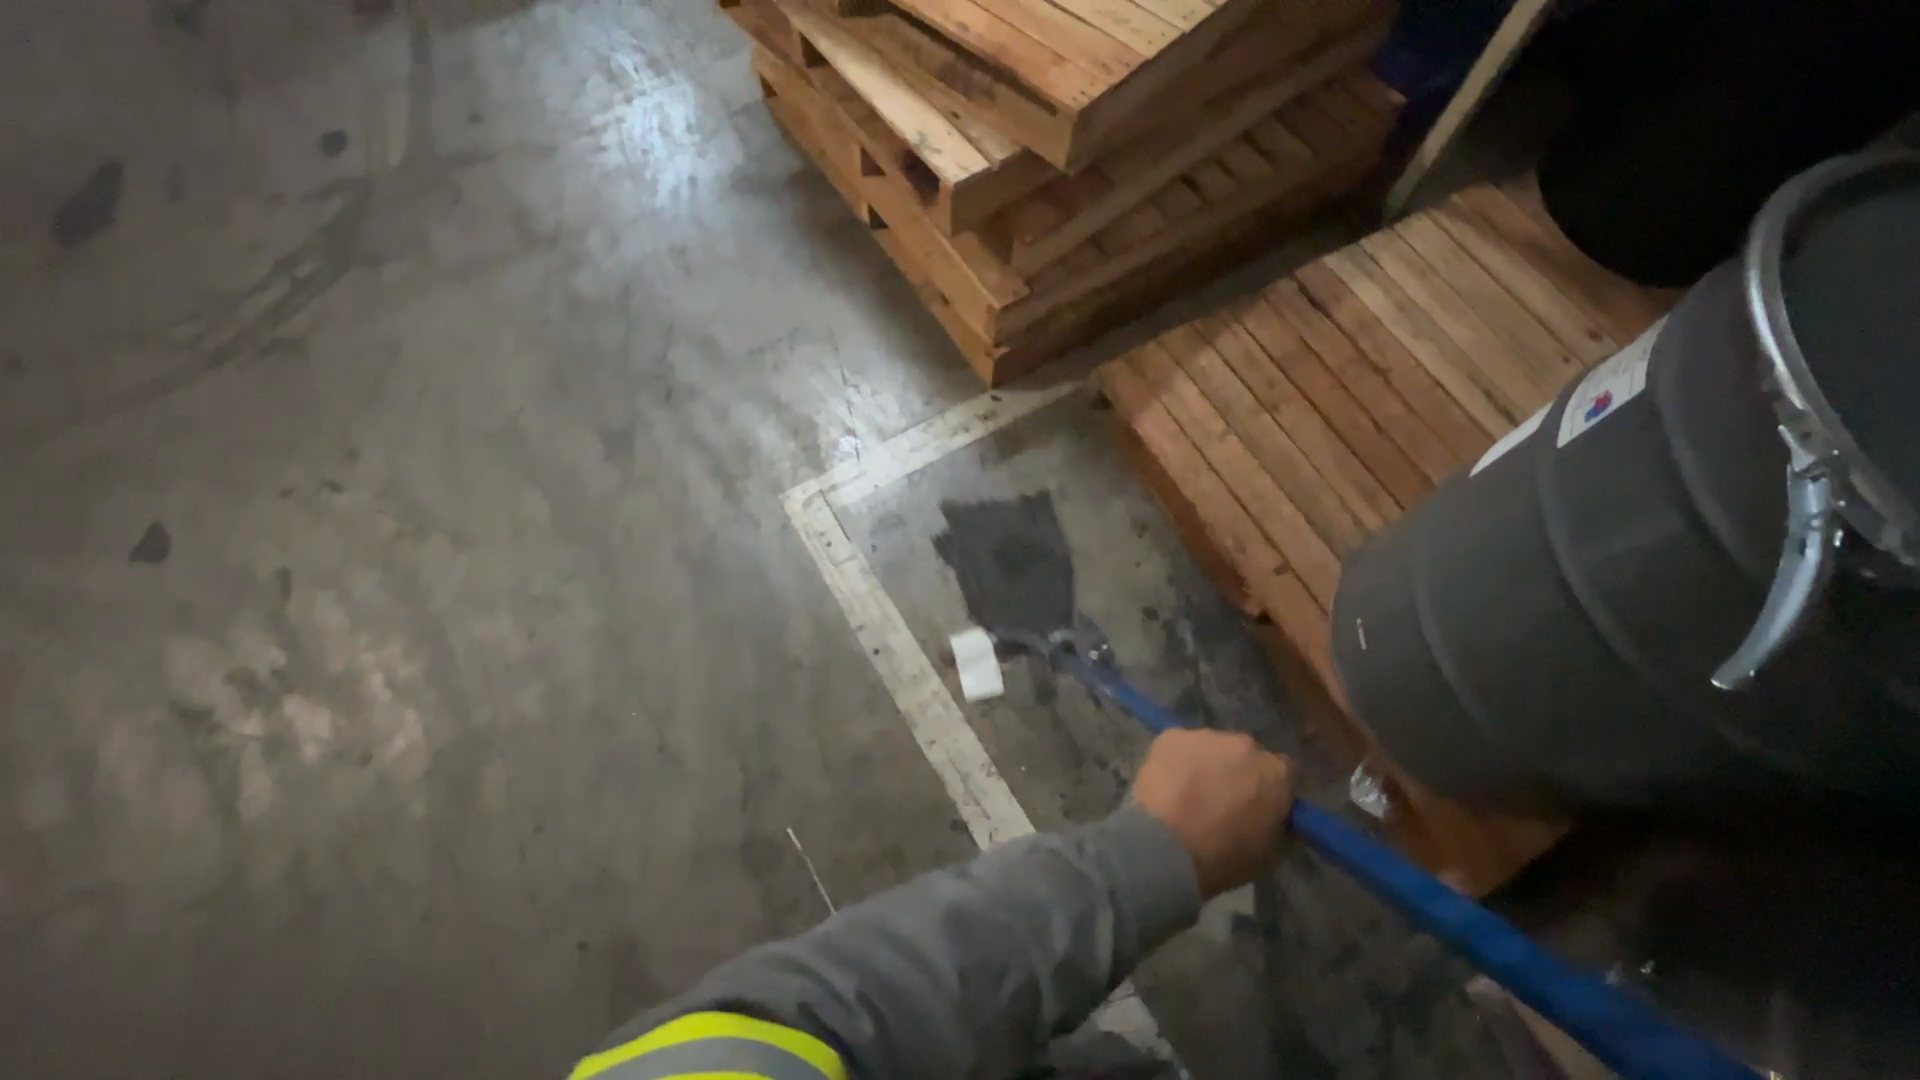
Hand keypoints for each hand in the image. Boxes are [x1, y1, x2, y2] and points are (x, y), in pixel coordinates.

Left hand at [1130, 729, 1294, 898]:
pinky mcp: (1171, 735)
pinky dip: (1176, 760)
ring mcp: (1206, 737)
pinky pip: (1180, 746)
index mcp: (1276, 773)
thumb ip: (1279, 826)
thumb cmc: (1222, 857)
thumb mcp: (1269, 854)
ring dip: (1206, 764)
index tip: (1259, 805)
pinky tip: (1166, 784)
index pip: (1285, 772)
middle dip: (1237, 772)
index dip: (1272, 788)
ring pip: (1211, 748)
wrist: (1165, 845)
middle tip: (1220, 799)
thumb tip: (1276, 816)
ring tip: (1187, 792)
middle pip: (1246, 755)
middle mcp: (1245, 745)